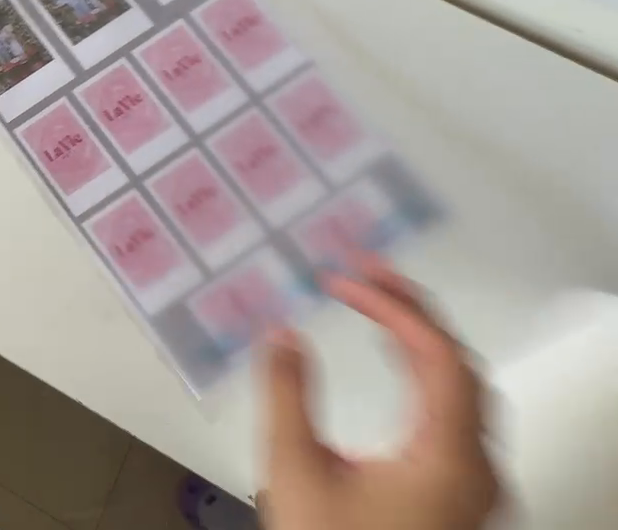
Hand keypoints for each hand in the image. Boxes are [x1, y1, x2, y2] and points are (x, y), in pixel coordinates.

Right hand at [260, 258, 499, 529]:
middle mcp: (475, 465)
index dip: (394, 309)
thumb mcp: (293, 464)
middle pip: (463, 370)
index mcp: (447, 456)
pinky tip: (392, 357)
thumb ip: (287, 393)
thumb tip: (282, 331)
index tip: (338, 280)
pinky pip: (453, 409)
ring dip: (421, 337)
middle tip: (363, 268)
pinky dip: (422, 367)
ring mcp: (472, 480)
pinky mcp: (455, 488)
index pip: (440, 360)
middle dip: (414, 311)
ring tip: (373, 297)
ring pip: (464, 390)